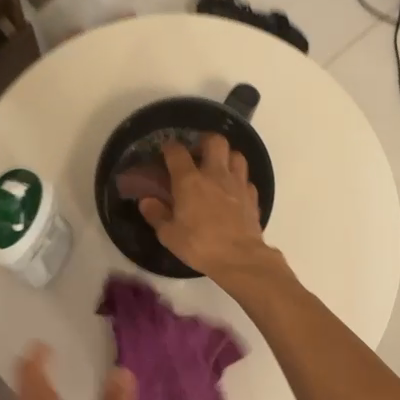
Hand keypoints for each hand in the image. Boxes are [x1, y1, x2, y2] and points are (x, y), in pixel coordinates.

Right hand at [139, 134, 275, 281]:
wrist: (239, 257)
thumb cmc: (199, 246)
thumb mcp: (169, 235)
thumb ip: (156, 215)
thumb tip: (146, 200)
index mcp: (189, 181)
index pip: (177, 152)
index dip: (170, 148)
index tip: (166, 151)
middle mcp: (215, 174)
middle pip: (215, 141)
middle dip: (205, 141)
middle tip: (198, 154)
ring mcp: (237, 183)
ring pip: (236, 155)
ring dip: (227, 157)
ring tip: (219, 169)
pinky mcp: (252, 196)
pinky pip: (246, 180)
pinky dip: (239, 181)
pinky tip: (234, 191)